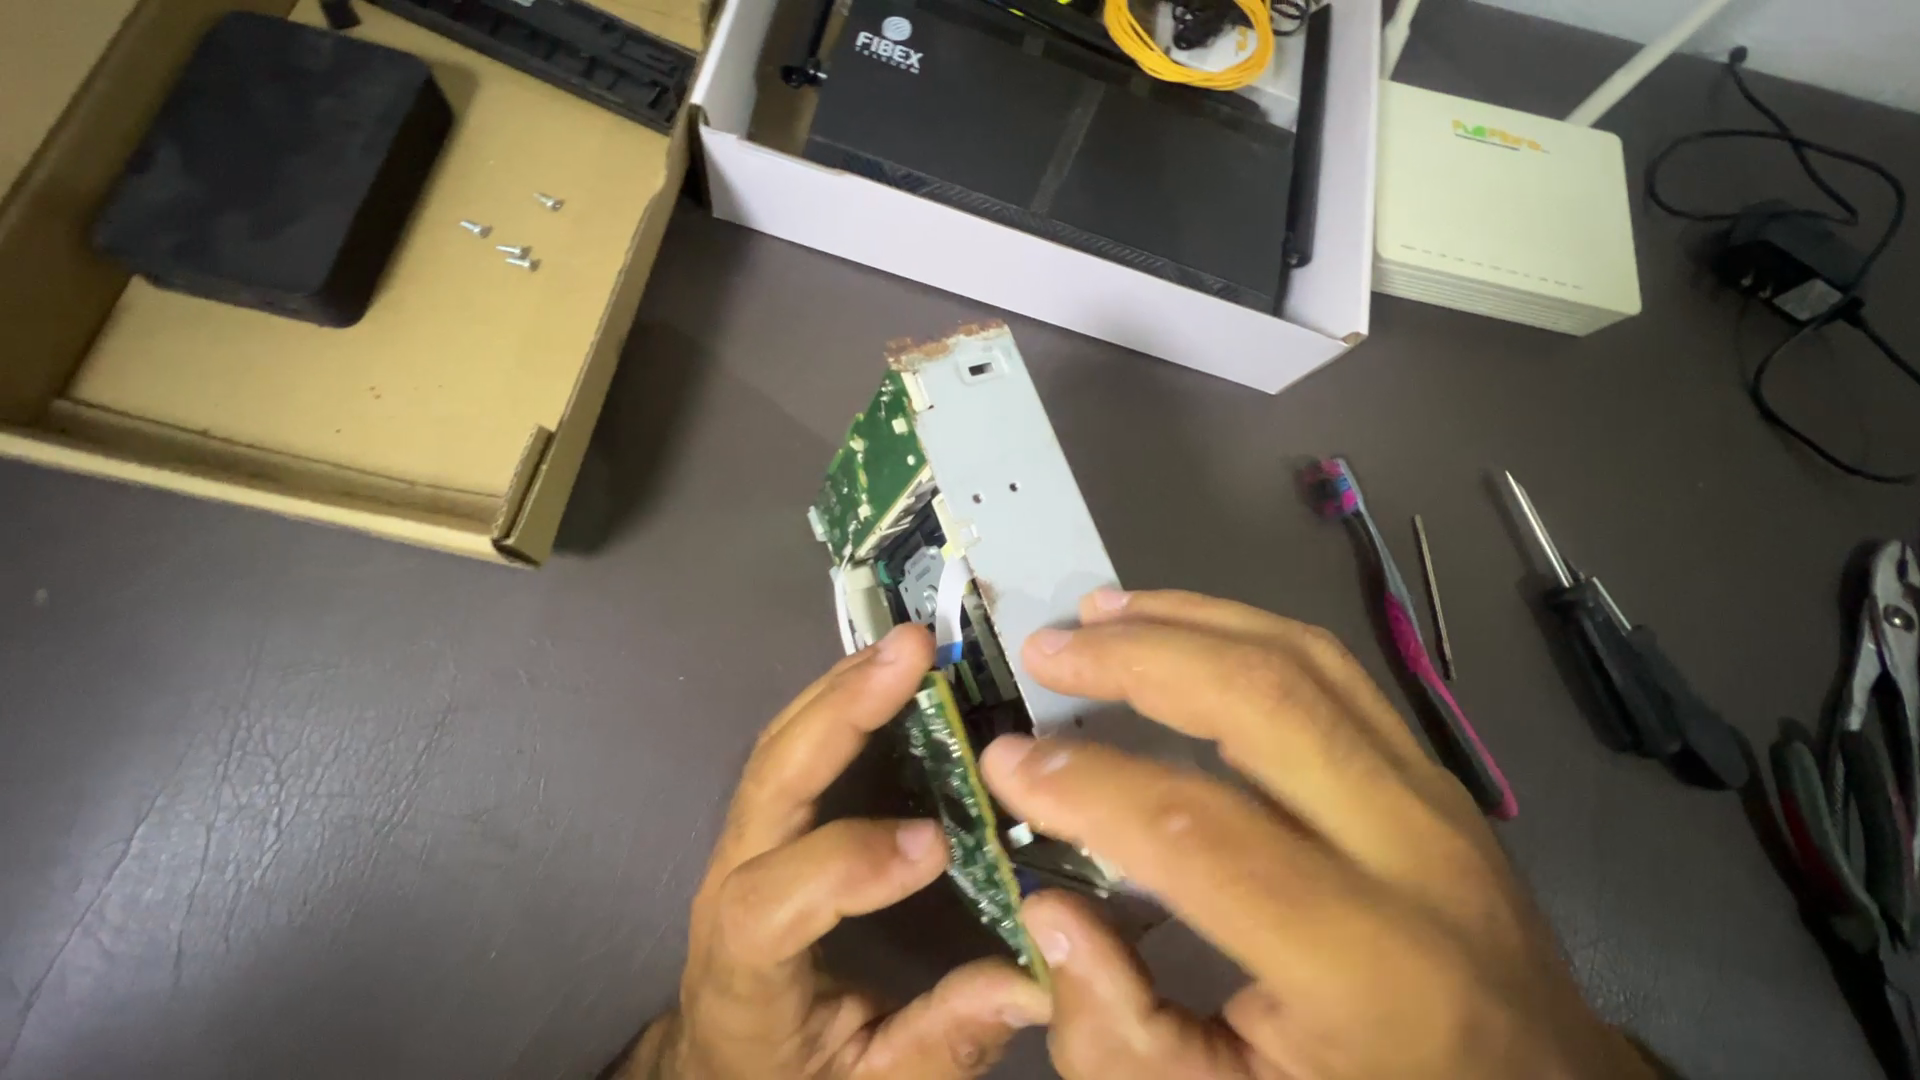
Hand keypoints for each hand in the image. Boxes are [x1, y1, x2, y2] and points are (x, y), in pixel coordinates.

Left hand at [622, 623, 1049, 1079]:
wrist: (724, 1059)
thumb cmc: (793, 1074)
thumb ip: (946, 1039)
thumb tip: (1036, 980)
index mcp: (742, 968)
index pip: (766, 903)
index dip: (847, 864)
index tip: (937, 845)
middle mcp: (730, 883)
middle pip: (768, 783)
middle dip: (842, 712)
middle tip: (913, 656)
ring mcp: (745, 840)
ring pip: (780, 746)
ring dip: (844, 688)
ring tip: (906, 648)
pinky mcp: (770, 818)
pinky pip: (796, 745)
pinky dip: (840, 700)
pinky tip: (885, 674)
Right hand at [979, 589, 1655, 1079]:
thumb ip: (1120, 1035)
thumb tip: (1049, 906)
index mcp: (1372, 969)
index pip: (1206, 836)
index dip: (1091, 786)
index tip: (1007, 760)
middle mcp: (1415, 854)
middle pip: (1269, 701)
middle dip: (1138, 658)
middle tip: (1047, 649)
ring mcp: (1434, 792)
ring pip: (1302, 658)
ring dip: (1186, 619)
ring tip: (1097, 609)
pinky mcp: (1427, 767)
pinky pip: (1328, 666)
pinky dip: (1236, 627)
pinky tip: (1176, 624)